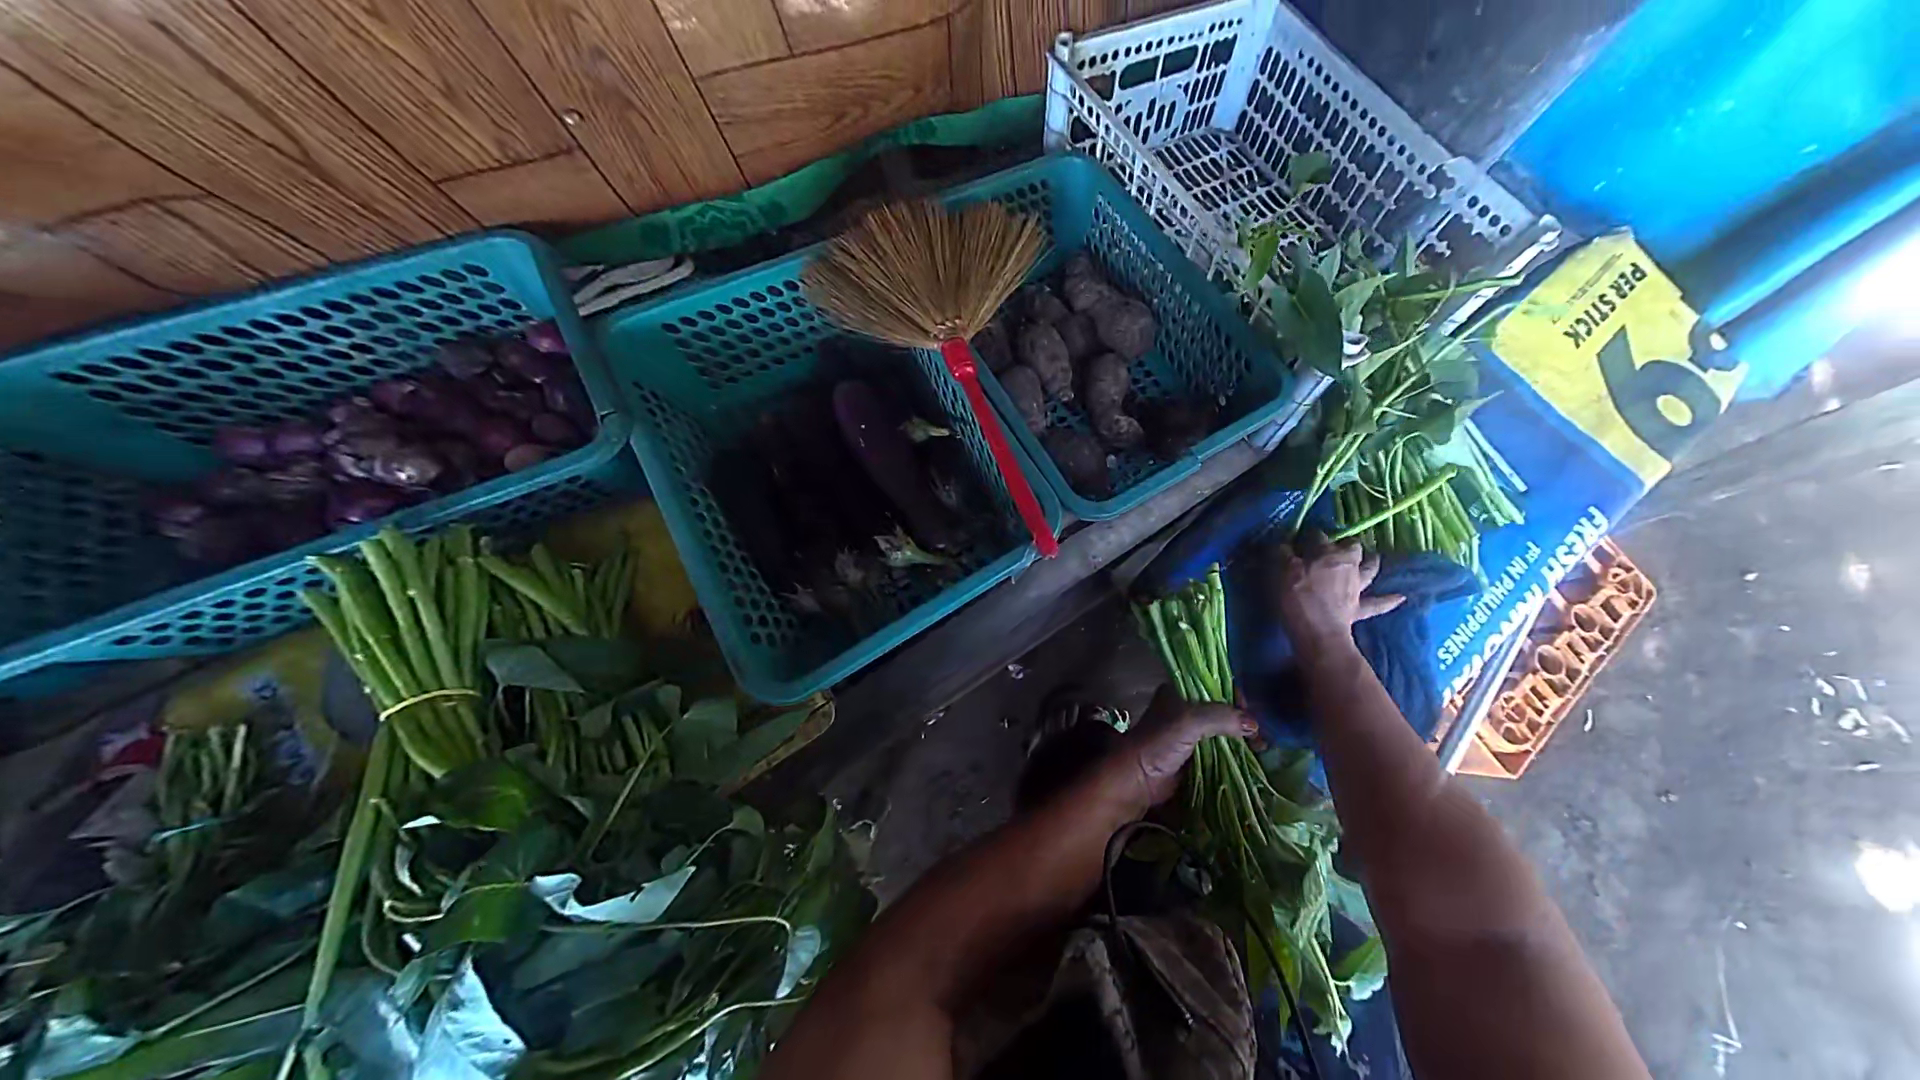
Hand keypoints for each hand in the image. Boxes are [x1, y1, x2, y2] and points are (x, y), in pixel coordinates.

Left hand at [1090, 684, 1253, 815]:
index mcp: (1179, 691)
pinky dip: (1238, 750)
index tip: (1254, 708)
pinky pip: (1222, 748)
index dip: (1235, 694)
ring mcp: (1191, 732)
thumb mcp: (1189, 721)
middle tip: (1263, 731)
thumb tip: (1254, 725)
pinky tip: (1255, 755)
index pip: (1214, 683)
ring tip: (1263, 745)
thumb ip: (1221, 717)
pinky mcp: (1196, 753)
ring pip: (1224, 728)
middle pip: (1222, 707)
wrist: (1138, 779)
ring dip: (1243, 736)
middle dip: (1243, 718)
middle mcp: (1186, 707)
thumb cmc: (1159, 743)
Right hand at [1274, 537, 1404, 662]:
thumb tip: (1284, 543)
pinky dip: (1389, 600)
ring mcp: (1356, 587)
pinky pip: (1379, 603)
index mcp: (1327, 554)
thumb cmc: (1298, 597)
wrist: (1318, 631)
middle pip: (1352, 548)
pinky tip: (1401, 597)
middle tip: (1339, 545)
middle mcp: (1347, 566)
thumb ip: (1284, 555)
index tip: (1301, 538)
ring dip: (1372, 563)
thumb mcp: (1283, 571)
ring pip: (1369, 570)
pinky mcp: (1360, 608)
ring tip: (1374, 558)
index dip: (1310, 535)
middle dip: (1346, 544)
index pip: (1319, 536)